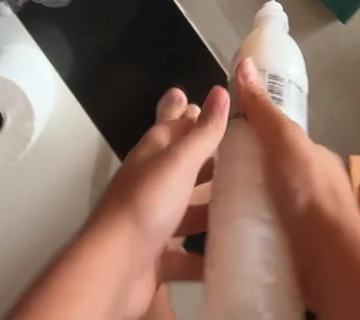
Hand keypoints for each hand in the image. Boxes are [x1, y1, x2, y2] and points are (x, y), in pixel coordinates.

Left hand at [92, 85, 229, 318]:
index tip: (219, 104)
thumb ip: (204, 131)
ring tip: (247, 203)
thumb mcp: (180, 161)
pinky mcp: (157, 255)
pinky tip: (229, 253)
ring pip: (186, 206)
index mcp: (155, 150)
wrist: (113, 269)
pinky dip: (205, 254)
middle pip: (183, 163)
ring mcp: (153, 219)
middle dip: (207, 158)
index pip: (176, 121)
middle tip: (242, 152)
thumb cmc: (147, 203)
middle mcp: (153, 180)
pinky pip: (185, 252)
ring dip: (210, 206)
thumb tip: (221, 90)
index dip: (194, 112)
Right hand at [236, 60, 359, 319]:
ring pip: (267, 210)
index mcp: (314, 158)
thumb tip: (245, 63)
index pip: (280, 143)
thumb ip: (263, 110)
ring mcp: (307, 223)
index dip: (253, 141)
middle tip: (210, 186)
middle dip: (245, 179)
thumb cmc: (309, 193)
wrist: (332, 260)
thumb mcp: (284, 141)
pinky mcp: (298, 254)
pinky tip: (226, 243)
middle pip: (271, 176)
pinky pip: (267, 240)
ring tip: (210, 216)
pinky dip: (249, 239)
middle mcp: (313, 188)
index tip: (222, 149)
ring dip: (244, 212)